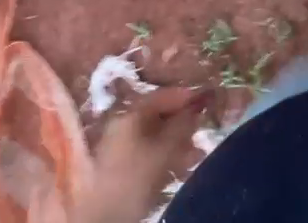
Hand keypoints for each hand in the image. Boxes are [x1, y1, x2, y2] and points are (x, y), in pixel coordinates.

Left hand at [74, 87, 205, 222]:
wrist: (103, 219)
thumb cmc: (132, 179)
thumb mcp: (161, 152)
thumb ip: (180, 128)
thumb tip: (196, 108)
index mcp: (128, 116)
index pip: (158, 97)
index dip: (182, 97)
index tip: (204, 101)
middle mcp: (122, 127)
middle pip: (157, 118)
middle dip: (182, 124)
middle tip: (202, 130)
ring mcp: (121, 149)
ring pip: (155, 139)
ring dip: (178, 145)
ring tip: (198, 155)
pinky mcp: (124, 170)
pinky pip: (150, 156)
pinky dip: (167, 159)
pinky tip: (182, 169)